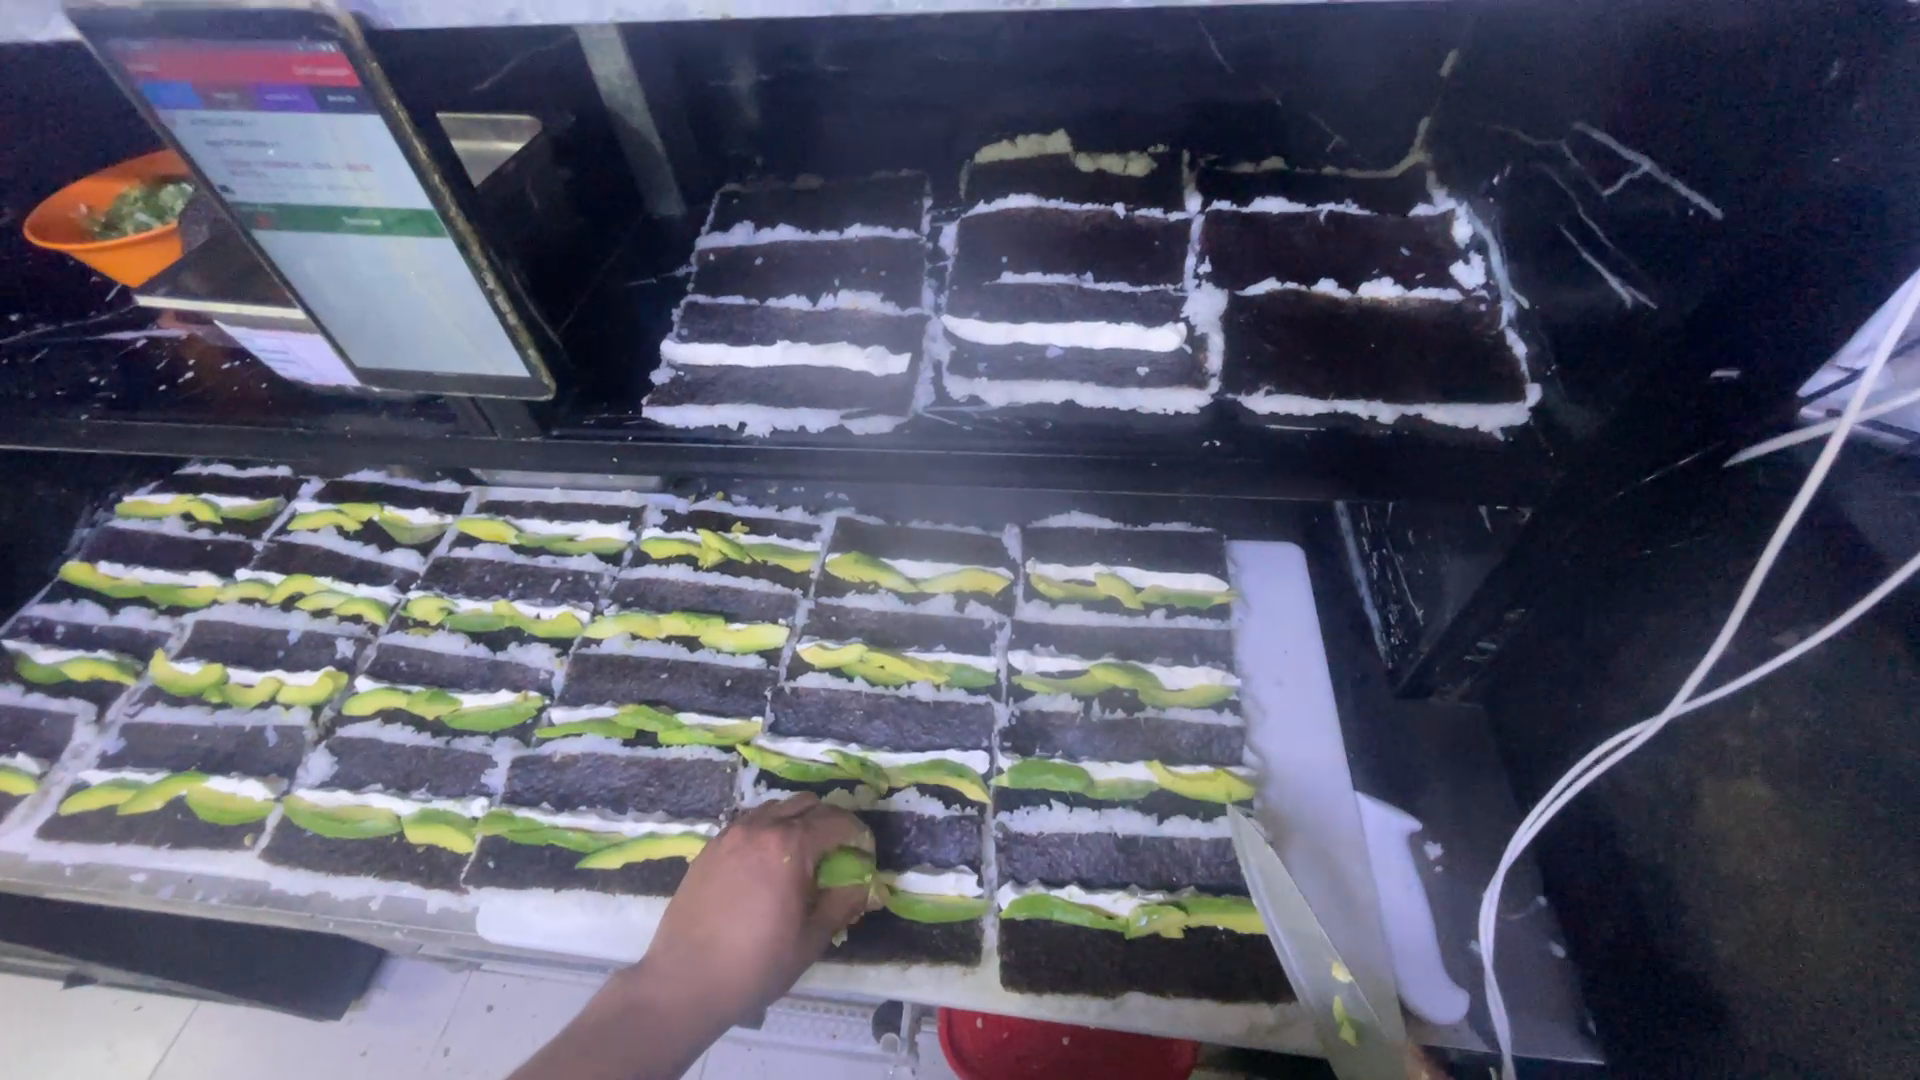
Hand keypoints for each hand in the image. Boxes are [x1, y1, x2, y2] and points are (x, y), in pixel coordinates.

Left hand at [629, 793, 876, 1028]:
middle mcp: (761, 827)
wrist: (684, 983)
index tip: (865, 853)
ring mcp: (731, 834)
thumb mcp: (810, 939)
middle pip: (807, 804)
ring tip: (803, 853)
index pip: (837, 821)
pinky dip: (768, 829)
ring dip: (797, 820)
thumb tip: (868, 886)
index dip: (858, 834)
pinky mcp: (710, 847)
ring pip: (776, 807)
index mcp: (790, 845)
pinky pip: (749, 822)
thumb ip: (844, 903)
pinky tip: (768, 860)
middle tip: (838, 851)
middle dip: (830, 821)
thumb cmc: (755, 965)